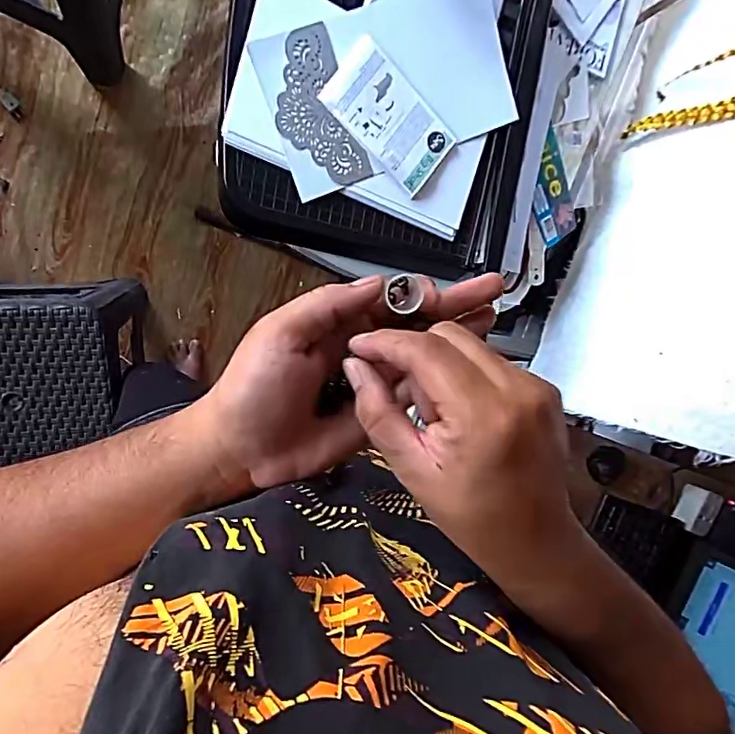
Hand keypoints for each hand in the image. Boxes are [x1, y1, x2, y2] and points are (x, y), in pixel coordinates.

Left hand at [184, 273, 503, 492]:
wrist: (242, 450)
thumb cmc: (253, 387)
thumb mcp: (282, 332)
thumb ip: (327, 305)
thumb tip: (376, 283)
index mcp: (335, 324)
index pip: (388, 301)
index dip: (422, 294)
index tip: (453, 291)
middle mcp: (358, 349)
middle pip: (413, 324)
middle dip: (451, 308)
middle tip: (492, 292)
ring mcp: (370, 383)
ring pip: (419, 357)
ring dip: (454, 339)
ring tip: (491, 320)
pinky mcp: (376, 417)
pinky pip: (410, 396)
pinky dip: (438, 381)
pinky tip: (466, 369)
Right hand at [342, 322, 581, 577]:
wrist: (536, 542)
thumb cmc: (476, 519)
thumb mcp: (412, 470)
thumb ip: (378, 413)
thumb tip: (356, 369)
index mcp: (483, 414)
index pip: (425, 349)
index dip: (385, 343)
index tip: (360, 346)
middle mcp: (517, 390)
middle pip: (447, 336)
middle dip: (411, 352)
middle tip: (393, 386)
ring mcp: (536, 386)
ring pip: (468, 344)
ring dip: (437, 362)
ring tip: (429, 408)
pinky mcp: (543, 388)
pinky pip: (489, 360)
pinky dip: (462, 373)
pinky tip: (456, 410)